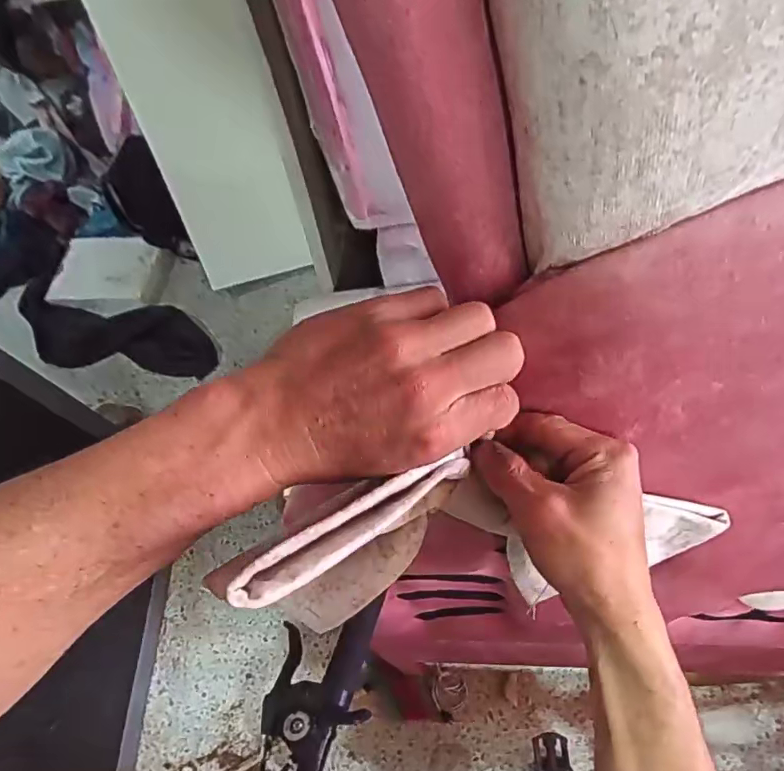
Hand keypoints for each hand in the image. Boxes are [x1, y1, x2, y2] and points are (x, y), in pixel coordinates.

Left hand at [236, 287, 522, 485]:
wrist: (276, 422)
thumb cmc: (338, 450)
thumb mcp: (405, 463)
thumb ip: (453, 432)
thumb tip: (484, 403)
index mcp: (434, 433)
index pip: (506, 400)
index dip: (496, 398)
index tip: (478, 398)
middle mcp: (426, 385)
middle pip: (506, 349)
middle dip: (494, 359)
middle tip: (467, 366)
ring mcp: (401, 342)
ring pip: (477, 314)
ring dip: (465, 331)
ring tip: (437, 345)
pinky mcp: (376, 311)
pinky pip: (433, 296)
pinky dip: (430, 313)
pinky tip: (411, 330)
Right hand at [472, 413, 649, 618]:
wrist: (611, 607)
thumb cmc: (581, 556)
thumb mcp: (537, 509)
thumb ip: (507, 472)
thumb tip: (481, 446)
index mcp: (605, 450)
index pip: (545, 425)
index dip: (505, 432)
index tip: (471, 443)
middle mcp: (609, 458)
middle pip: (547, 445)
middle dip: (512, 458)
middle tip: (477, 471)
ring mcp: (604, 482)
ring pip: (550, 467)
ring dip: (520, 478)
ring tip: (492, 491)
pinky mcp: (596, 503)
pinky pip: (557, 486)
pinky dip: (534, 493)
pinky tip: (514, 505)